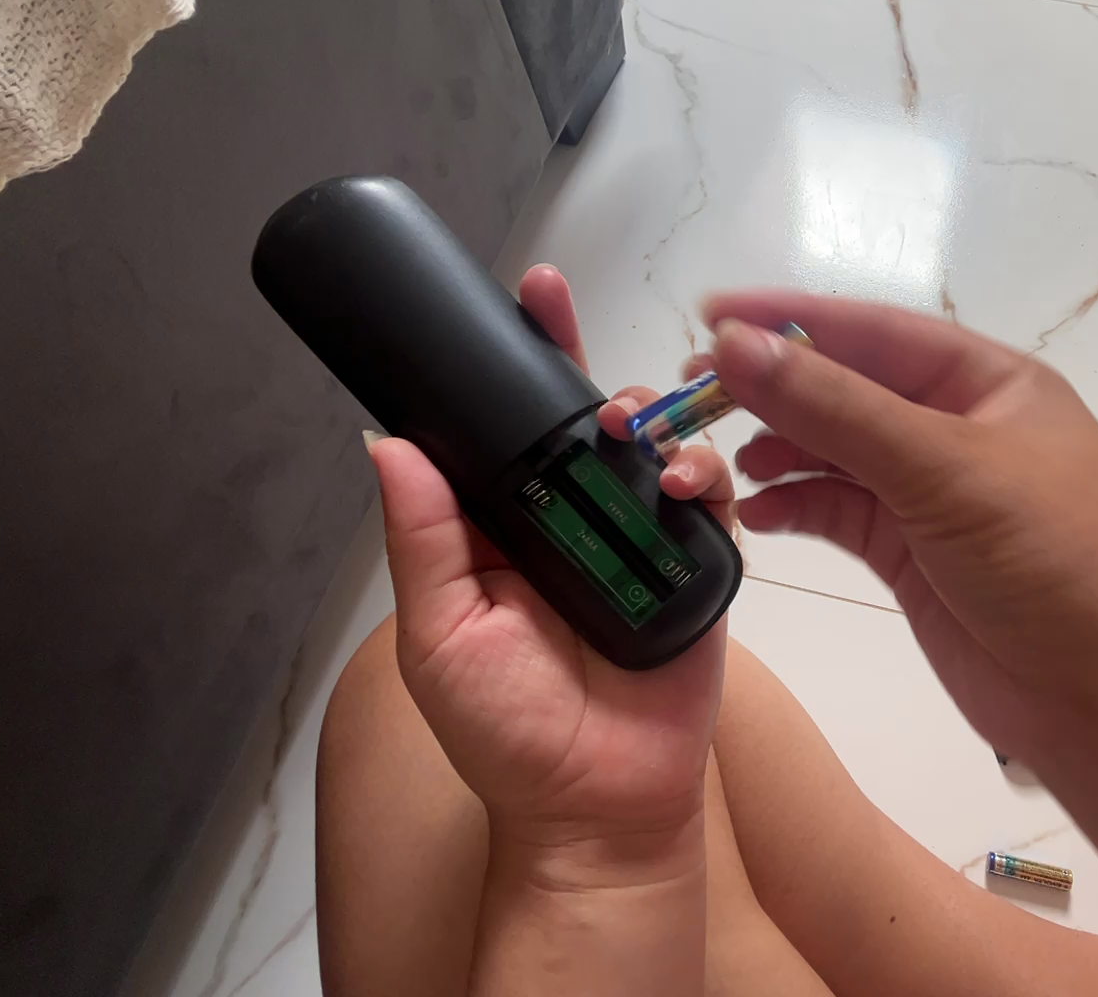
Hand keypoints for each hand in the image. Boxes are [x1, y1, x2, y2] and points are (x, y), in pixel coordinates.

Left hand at [370, 265, 734, 851]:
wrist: (602, 800)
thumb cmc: (510, 730)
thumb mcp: (442, 636)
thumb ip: (425, 541)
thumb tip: (386, 445)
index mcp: (517, 529)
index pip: (520, 431)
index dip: (525, 364)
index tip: (531, 297)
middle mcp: (584, 521)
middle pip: (600, 427)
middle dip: (598, 378)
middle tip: (584, 353)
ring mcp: (647, 539)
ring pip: (662, 450)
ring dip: (655, 422)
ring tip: (634, 432)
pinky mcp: (699, 564)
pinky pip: (711, 502)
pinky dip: (704, 476)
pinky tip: (684, 482)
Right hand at [705, 293, 1097, 758]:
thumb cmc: (1051, 557)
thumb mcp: (943, 467)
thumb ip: (835, 407)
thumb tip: (736, 341)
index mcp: (985, 381)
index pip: (872, 330)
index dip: (790, 317)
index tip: (711, 312)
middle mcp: (954, 429)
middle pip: (847, 390)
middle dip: (774, 387)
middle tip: (695, 389)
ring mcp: (930, 495)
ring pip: (837, 453)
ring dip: (781, 449)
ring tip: (725, 458)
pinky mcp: (910, 553)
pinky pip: (839, 513)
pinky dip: (797, 507)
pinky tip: (758, 512)